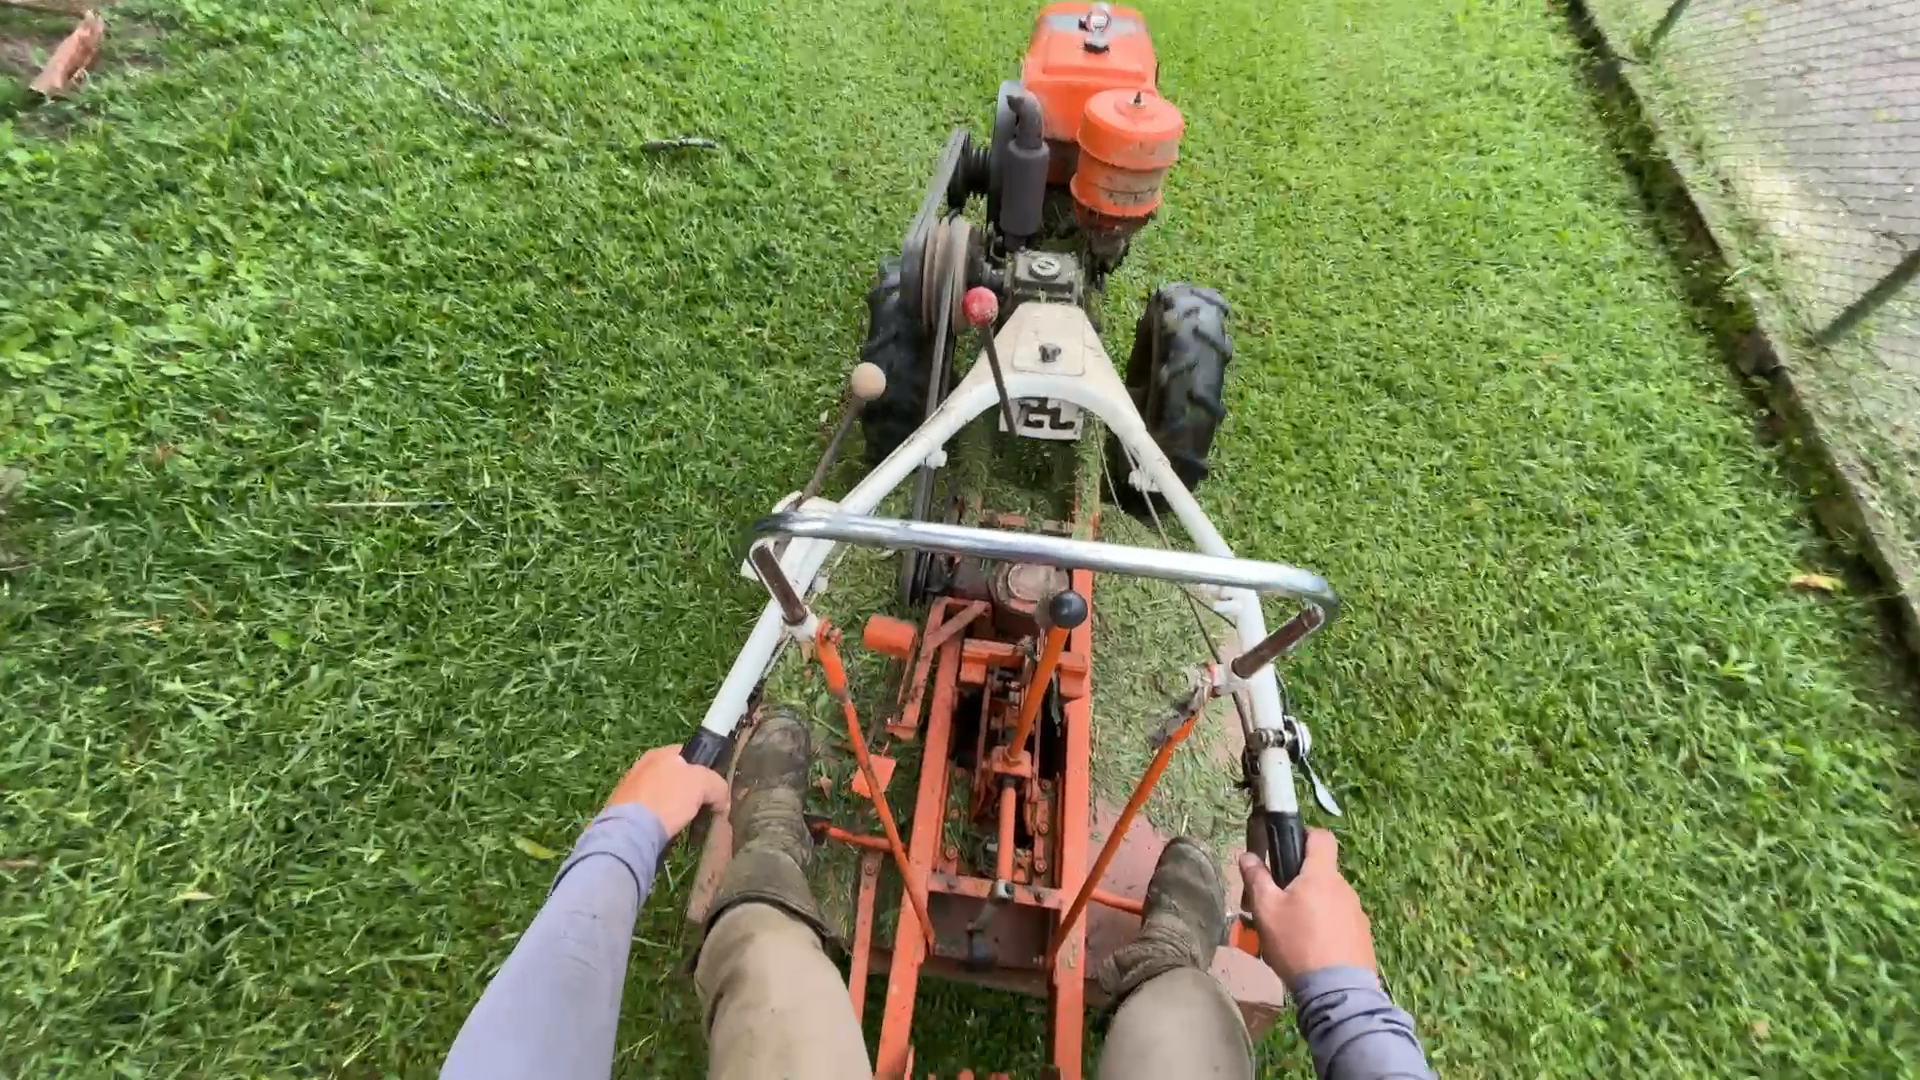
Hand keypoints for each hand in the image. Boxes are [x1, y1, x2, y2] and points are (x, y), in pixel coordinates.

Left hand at [604, 745, 728, 836]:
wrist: (629, 832)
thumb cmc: (668, 799)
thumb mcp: (705, 784)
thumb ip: (718, 786)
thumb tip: (721, 801)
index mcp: (661, 753)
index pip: (689, 755)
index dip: (704, 770)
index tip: (710, 788)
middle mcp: (642, 765)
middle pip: (675, 776)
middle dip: (687, 792)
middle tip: (699, 807)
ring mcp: (628, 788)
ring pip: (661, 796)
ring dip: (671, 808)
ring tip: (681, 824)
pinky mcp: (618, 812)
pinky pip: (647, 813)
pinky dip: (656, 821)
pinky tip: (662, 832)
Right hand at [1237, 828, 1377, 987]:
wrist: (1338, 995)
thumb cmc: (1297, 943)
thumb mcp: (1266, 909)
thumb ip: (1256, 878)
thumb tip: (1247, 855)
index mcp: (1321, 875)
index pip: (1321, 837)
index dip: (1304, 835)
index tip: (1286, 848)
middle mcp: (1344, 889)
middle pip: (1320, 872)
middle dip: (1298, 881)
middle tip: (1276, 903)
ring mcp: (1357, 915)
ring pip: (1329, 898)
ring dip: (1312, 906)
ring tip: (1291, 932)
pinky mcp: (1363, 938)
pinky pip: (1340, 921)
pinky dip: (1326, 927)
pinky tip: (1311, 949)